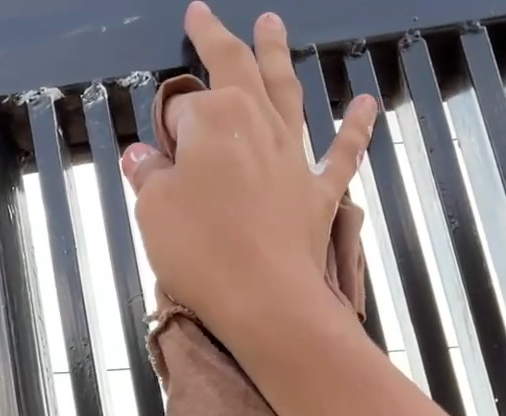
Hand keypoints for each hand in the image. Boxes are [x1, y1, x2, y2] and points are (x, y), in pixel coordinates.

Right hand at [122, 3, 377, 342]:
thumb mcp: (153, 210)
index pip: (182, 108)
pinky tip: (364, 106)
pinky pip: (341, 153)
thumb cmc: (201, 251)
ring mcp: (293, 156)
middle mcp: (258, 123)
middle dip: (218, 39)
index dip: (166, 130)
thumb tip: (141, 156)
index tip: (157, 156)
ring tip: (273, 26)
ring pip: (287, 93)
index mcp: (214, 118)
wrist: (265, 298)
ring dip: (278, 57)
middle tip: (205, 15)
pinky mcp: (319, 193)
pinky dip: (354, 129)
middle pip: (238, 70)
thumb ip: (148, 176)